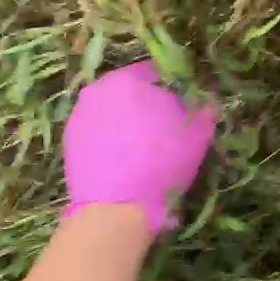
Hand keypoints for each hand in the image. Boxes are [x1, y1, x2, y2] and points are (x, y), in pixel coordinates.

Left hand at [63, 62, 216, 234]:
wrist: (116, 207)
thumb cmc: (162, 163)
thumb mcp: (197, 137)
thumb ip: (205, 112)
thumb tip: (209, 102)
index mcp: (129, 79)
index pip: (158, 73)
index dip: (176, 91)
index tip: (186, 111)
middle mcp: (98, 89)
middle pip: (132, 92)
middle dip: (150, 107)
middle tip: (168, 132)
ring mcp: (80, 115)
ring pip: (114, 113)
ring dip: (130, 124)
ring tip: (147, 151)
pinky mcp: (70, 141)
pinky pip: (99, 133)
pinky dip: (113, 142)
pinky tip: (127, 163)